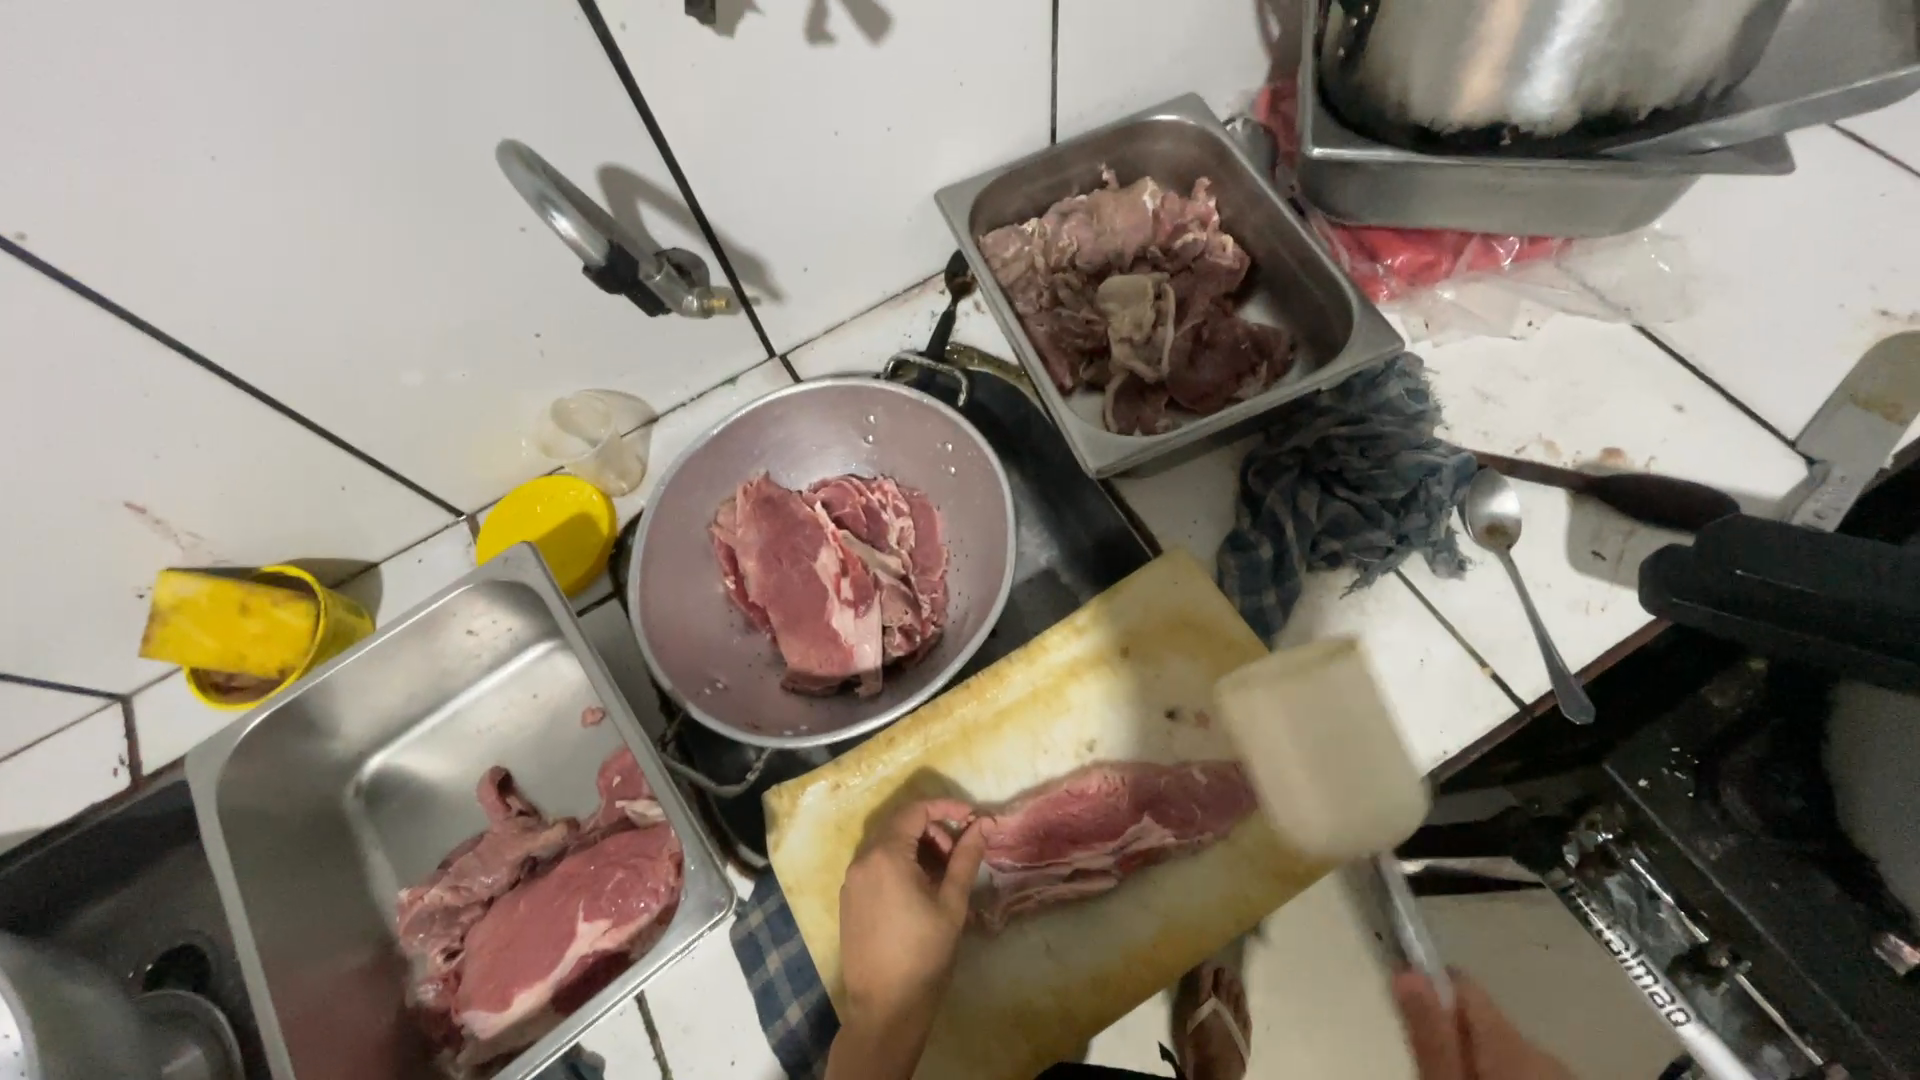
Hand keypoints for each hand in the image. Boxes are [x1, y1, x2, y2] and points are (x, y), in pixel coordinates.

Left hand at [827, 798, 985, 1079]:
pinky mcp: (849, 898)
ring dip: (917, 846)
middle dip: (933, 829)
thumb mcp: (952, 902)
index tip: (972, 819)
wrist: (885, 1008)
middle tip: (959, 853)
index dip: (947, 807)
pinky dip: (900, 863)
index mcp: (886, 855)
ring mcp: (852, 879)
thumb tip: (985, 823)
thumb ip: (966, 857)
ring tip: (943, 874)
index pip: (916, 810)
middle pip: (900, 824)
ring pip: (887, 843)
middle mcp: (862, 859)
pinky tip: (920, 889)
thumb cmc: (924, 953)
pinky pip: (876, 864)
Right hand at [1393, 971, 1575, 1079]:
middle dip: (1457, 1042)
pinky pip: (1530, 1076)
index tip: (1410, 1019)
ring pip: (1507, 1054)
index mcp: (1513, 1045)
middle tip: (1435, 1077)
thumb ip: (1429, 1036)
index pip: (1463, 986)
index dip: (1431, 992)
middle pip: (1485, 1023)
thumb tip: (1408, 972)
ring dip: (1482, 1068)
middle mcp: (1548, 1056)